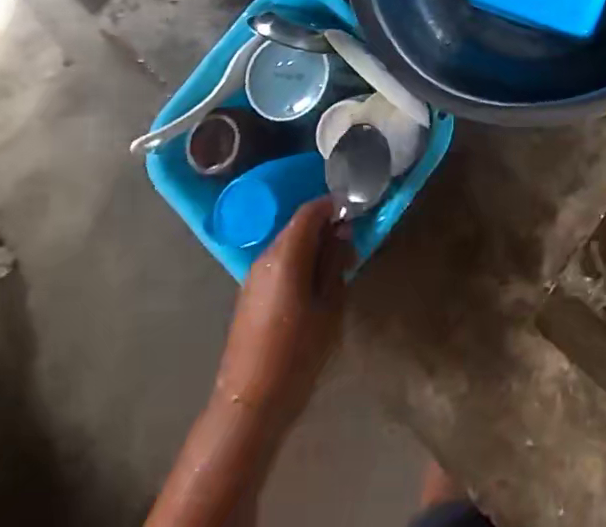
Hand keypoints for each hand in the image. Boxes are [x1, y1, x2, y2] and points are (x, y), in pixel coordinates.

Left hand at [213, 198, 350, 430]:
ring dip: (312, 246)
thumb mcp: (330, 307)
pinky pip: (278, 264)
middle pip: (296, 226)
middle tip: (352, 245)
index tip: (356, 210)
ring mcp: (253, 275)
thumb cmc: (298, 354)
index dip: (333, 205)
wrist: (250, 402)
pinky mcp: (249, 294)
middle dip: (324, 227)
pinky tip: (314, 285)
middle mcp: (264, 257)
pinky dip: (298, 262)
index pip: (309, 211)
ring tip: (337, 268)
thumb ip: (334, 263)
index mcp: (285, 255)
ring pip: (287, 245)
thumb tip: (341, 231)